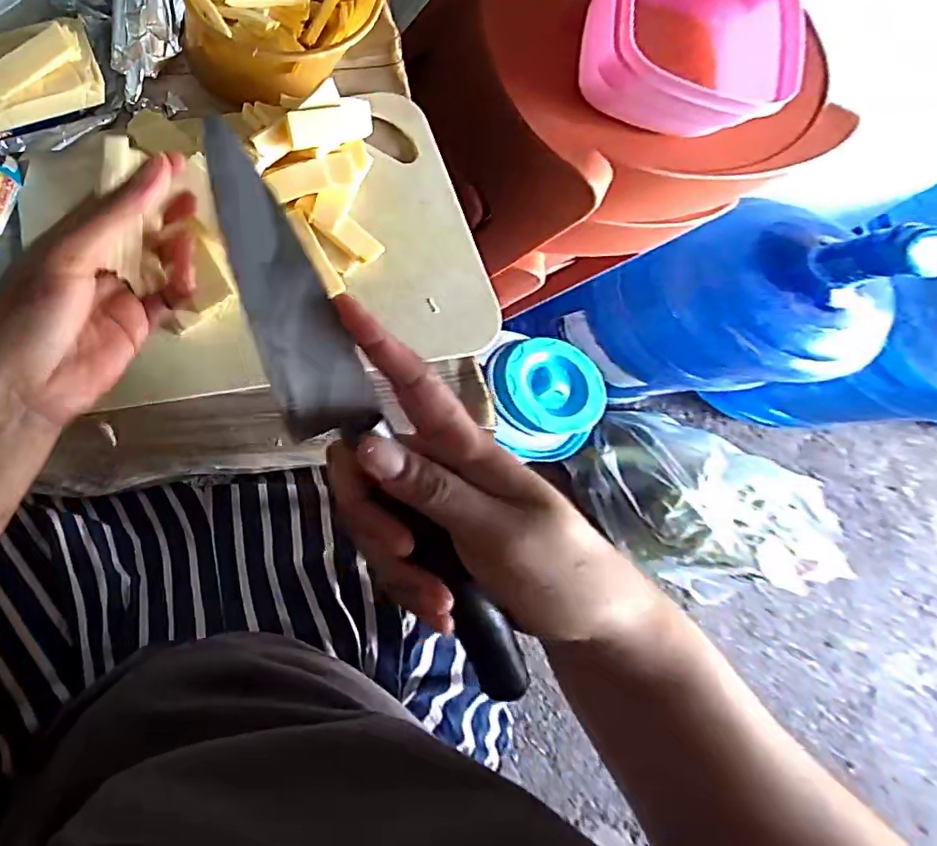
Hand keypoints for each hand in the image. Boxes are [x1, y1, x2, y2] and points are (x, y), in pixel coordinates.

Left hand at [0, 154, 196, 428]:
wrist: (25, 389)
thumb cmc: (33, 313)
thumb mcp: (68, 256)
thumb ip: (116, 214)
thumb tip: (160, 166)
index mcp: (70, 239)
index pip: (112, 202)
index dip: (144, 183)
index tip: (178, 163)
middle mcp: (95, 262)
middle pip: (140, 229)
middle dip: (166, 213)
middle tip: (192, 201)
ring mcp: (116, 295)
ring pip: (158, 261)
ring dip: (176, 249)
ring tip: (183, 247)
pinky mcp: (134, 327)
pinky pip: (165, 300)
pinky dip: (180, 288)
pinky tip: (185, 284)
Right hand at [325, 295, 663, 644]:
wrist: (594, 630)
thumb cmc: (565, 568)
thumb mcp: (500, 531)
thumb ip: (429, 487)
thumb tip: (364, 444)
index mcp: (457, 447)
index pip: (410, 383)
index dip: (375, 342)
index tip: (342, 305)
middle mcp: (426, 464)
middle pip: (357, 465)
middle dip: (367, 515)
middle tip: (401, 553)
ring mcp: (417, 501)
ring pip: (361, 512)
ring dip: (390, 564)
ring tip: (436, 600)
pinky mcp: (413, 536)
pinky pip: (377, 549)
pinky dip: (400, 584)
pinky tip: (437, 609)